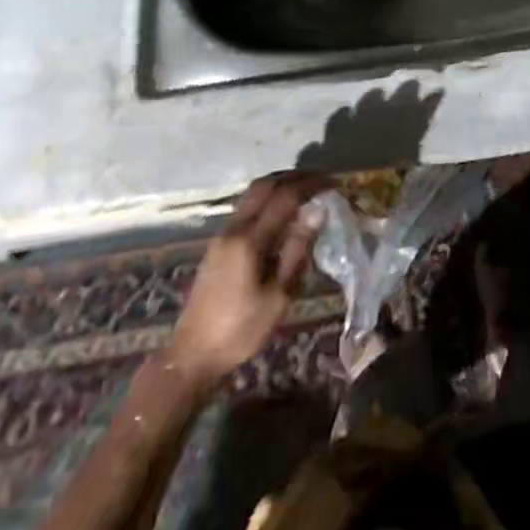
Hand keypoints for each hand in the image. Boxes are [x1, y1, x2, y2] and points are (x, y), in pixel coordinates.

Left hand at [167, 174, 324, 386]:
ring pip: (252, 194)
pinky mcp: (219, 244)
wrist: (194, 352)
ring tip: (306, 190)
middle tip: (321, 180)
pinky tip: (283, 213)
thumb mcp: (278, 296)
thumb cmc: (241, 330)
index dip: (310, 185)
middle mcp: (233, 228)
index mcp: (249, 239)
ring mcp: (223, 234)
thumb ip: (297, 250)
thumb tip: (317, 212)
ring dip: (279, 185)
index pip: (284, 197)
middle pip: (264, 186)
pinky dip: (267, 200)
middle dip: (293, 177)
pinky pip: (246, 208)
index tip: (334, 183)